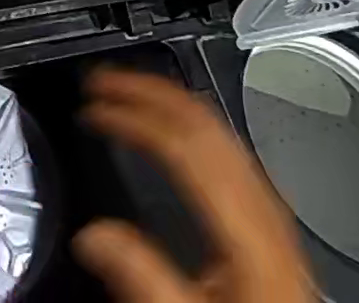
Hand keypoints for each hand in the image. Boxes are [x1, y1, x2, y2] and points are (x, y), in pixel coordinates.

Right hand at [74, 69, 317, 302]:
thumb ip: (142, 277)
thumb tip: (92, 235)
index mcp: (244, 225)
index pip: (181, 142)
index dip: (132, 115)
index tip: (95, 107)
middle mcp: (261, 202)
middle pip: (200, 118)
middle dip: (146, 89)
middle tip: (104, 80)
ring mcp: (267, 203)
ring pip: (215, 123)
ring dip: (166, 98)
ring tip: (129, 90)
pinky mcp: (265, 211)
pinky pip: (224, 140)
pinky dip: (186, 116)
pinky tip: (170, 122)